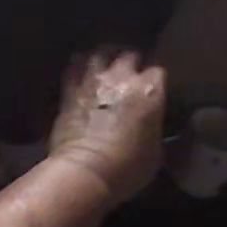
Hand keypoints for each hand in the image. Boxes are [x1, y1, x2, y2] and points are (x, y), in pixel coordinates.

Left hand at [47, 49, 165, 203]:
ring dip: (103, 59)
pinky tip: (79, 72)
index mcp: (149, 90)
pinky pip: (72, 68)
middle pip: (128, 56)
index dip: (154, 82)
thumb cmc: (127, 168)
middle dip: (130, 64)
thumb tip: (151, 127)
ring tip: (103, 67)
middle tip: (127, 77)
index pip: (157, 72)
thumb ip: (154, 129)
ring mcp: (92, 81)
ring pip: (99, 54)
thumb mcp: (156, 153)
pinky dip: (77, 67)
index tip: (151, 92)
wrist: (85, 172)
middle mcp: (121, 78)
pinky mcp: (68, 91)